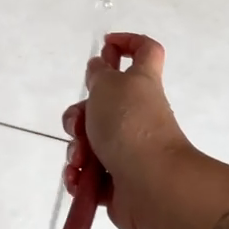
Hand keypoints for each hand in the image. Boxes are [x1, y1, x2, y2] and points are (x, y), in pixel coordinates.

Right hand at [61, 33, 198, 228]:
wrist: (151, 185)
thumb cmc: (129, 125)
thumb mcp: (107, 85)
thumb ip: (98, 73)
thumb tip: (100, 68)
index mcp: (141, 82)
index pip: (145, 51)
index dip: (128, 42)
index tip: (105, 46)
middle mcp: (137, 113)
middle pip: (102, 104)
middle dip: (79, 115)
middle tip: (77, 125)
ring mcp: (129, 148)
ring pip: (90, 140)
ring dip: (76, 149)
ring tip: (80, 160)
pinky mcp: (119, 181)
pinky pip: (91, 174)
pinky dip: (80, 176)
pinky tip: (78, 180)